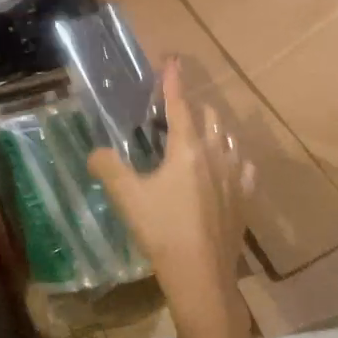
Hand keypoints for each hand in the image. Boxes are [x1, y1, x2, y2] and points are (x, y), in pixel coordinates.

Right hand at [89, 59, 256, 337]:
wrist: (201, 277)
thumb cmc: (162, 230)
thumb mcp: (126, 196)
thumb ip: (108, 167)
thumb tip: (95, 151)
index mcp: (187, 150)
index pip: (179, 106)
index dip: (173, 83)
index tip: (171, 61)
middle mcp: (214, 158)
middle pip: (210, 119)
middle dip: (194, 105)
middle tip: (176, 103)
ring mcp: (234, 181)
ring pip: (229, 142)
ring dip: (216, 129)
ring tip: (203, 129)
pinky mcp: (242, 203)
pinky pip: (243, 170)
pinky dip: (234, 158)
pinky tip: (231, 164)